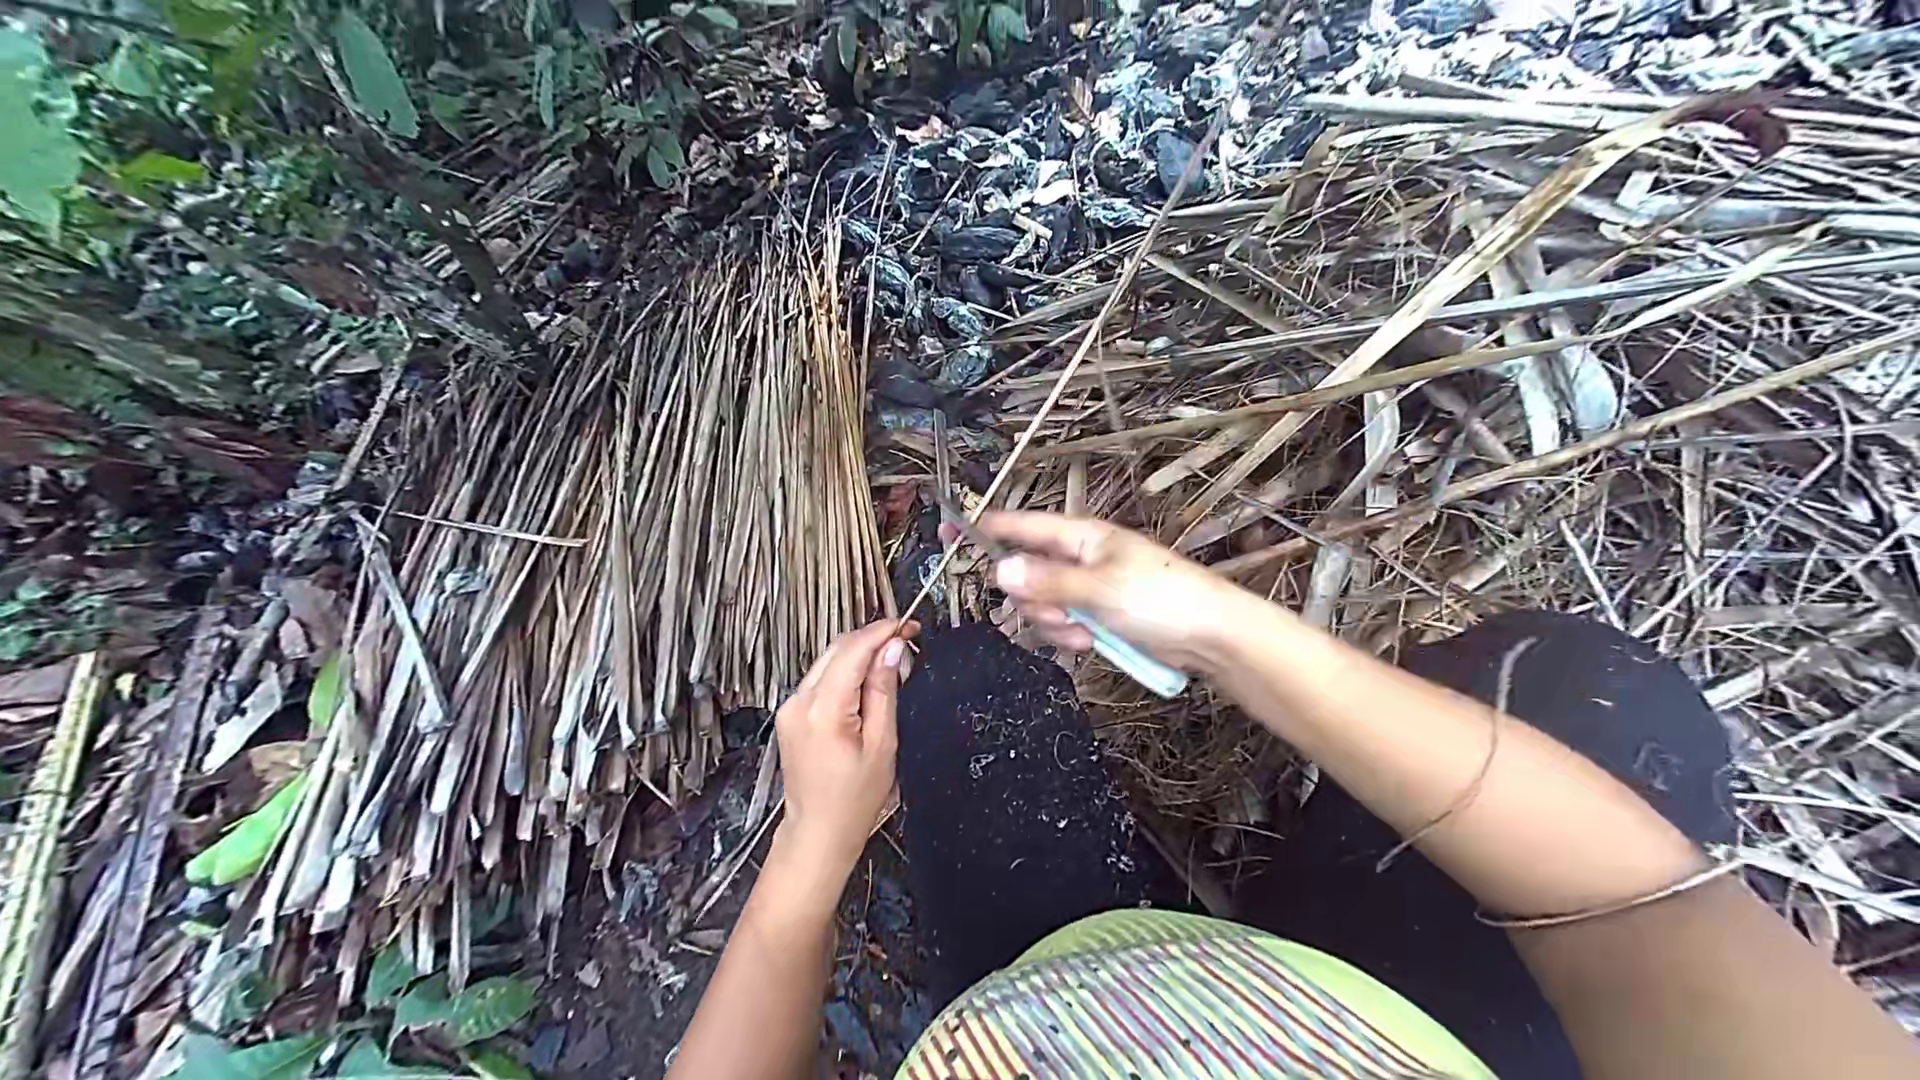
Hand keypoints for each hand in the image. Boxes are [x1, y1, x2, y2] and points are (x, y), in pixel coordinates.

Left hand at [773, 618, 919, 873]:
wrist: (817, 832)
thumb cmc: (855, 799)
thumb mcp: (883, 743)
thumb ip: (885, 690)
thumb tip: (893, 649)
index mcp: (823, 710)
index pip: (853, 650)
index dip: (883, 631)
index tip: (909, 625)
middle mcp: (799, 701)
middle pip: (838, 648)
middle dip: (873, 638)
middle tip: (906, 640)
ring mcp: (790, 706)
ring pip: (828, 659)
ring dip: (860, 653)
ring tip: (891, 664)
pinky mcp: (790, 713)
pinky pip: (820, 678)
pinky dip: (846, 671)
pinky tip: (867, 683)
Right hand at [954, 511, 1257, 671]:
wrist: (1211, 636)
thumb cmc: (1161, 598)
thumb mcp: (1099, 589)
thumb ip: (1047, 581)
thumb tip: (999, 569)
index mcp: (1080, 536)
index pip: (1020, 526)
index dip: (985, 528)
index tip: (948, 532)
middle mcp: (1078, 558)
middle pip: (1026, 574)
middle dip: (1034, 600)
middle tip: (1057, 613)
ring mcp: (1087, 587)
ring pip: (1041, 604)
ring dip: (1054, 624)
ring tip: (1083, 633)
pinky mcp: (1096, 614)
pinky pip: (1062, 623)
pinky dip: (1070, 635)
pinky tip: (1090, 642)